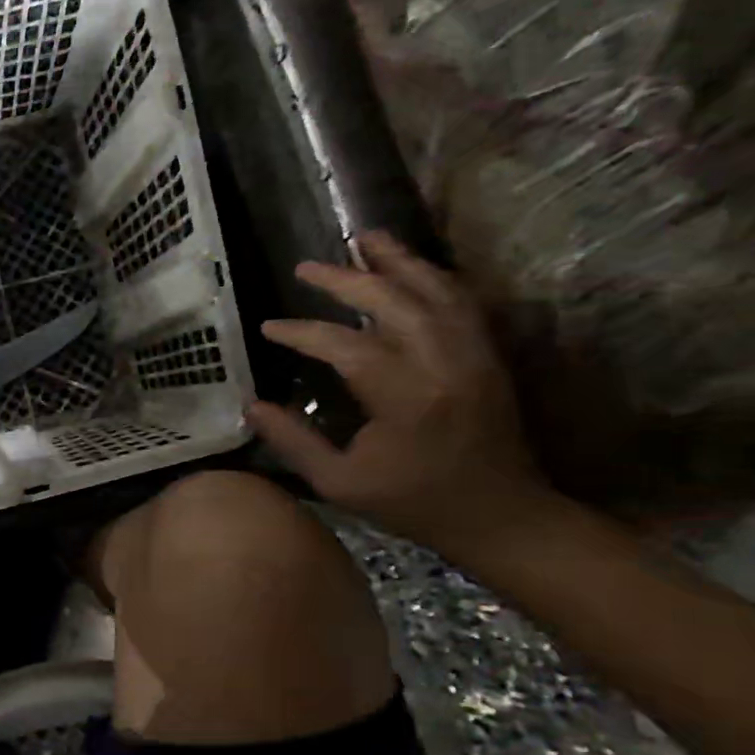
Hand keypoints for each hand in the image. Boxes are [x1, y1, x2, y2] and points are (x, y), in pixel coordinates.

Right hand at [245, 231, 550, 546]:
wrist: (502, 516)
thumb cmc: (413, 503)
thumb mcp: (339, 483)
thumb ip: (293, 441)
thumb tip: (252, 405)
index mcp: (404, 397)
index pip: (343, 346)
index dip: (301, 332)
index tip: (269, 327)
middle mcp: (442, 364)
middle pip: (393, 301)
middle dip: (346, 279)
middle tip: (307, 266)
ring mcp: (473, 355)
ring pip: (436, 291)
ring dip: (398, 261)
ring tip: (365, 238)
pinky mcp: (489, 357)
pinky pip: (463, 302)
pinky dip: (435, 278)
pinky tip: (411, 268)